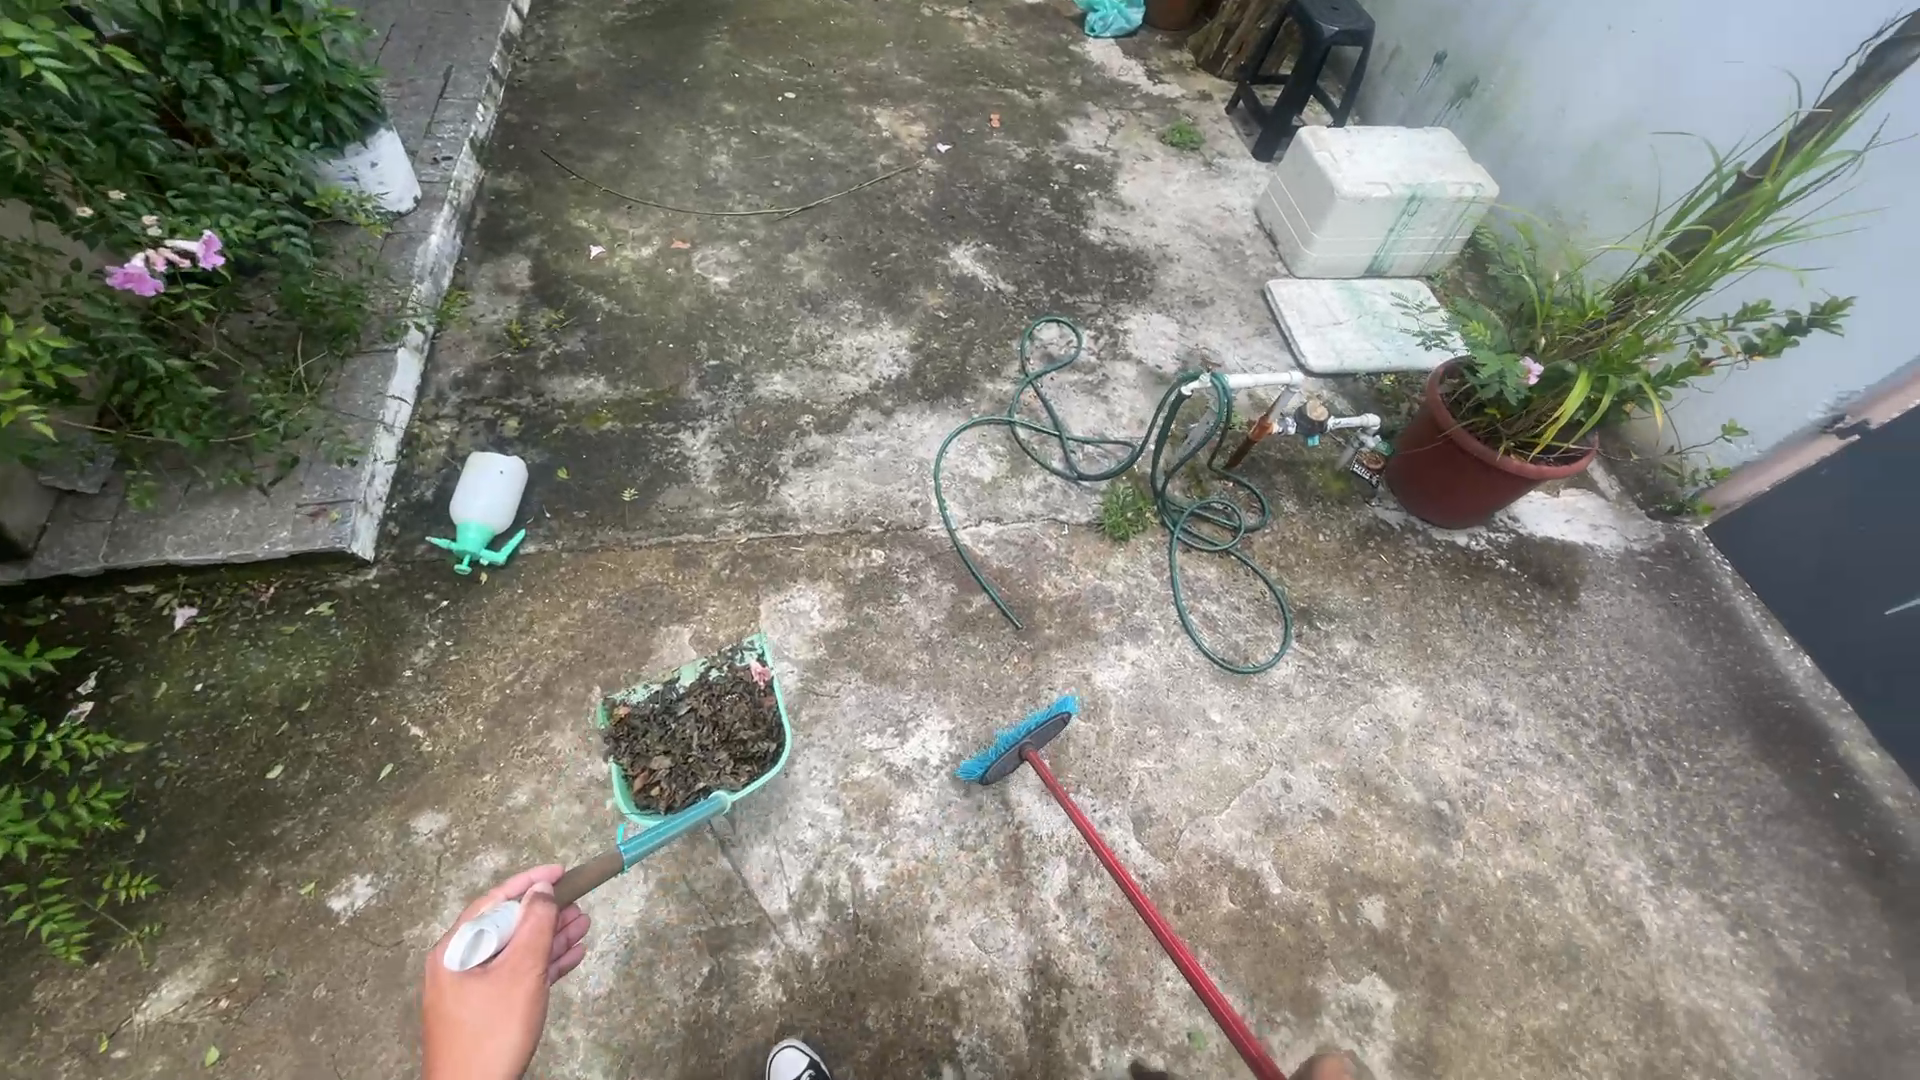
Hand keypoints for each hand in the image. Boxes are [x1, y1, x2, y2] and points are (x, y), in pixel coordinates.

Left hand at [422, 865, 591, 1079]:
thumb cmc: (493, 1031)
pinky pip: (518, 974)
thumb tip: (541, 890)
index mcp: (455, 951)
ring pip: (517, 949)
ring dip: (552, 936)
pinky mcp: (487, 1009)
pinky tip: (574, 955)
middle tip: (580, 903)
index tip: (561, 872)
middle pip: (508, 925)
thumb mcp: (522, 970)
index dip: (529, 882)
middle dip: (547, 913)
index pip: (493, 902)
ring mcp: (472, 988)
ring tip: (585, 925)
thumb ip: (535, 923)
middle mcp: (459, 965)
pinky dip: (545, 963)